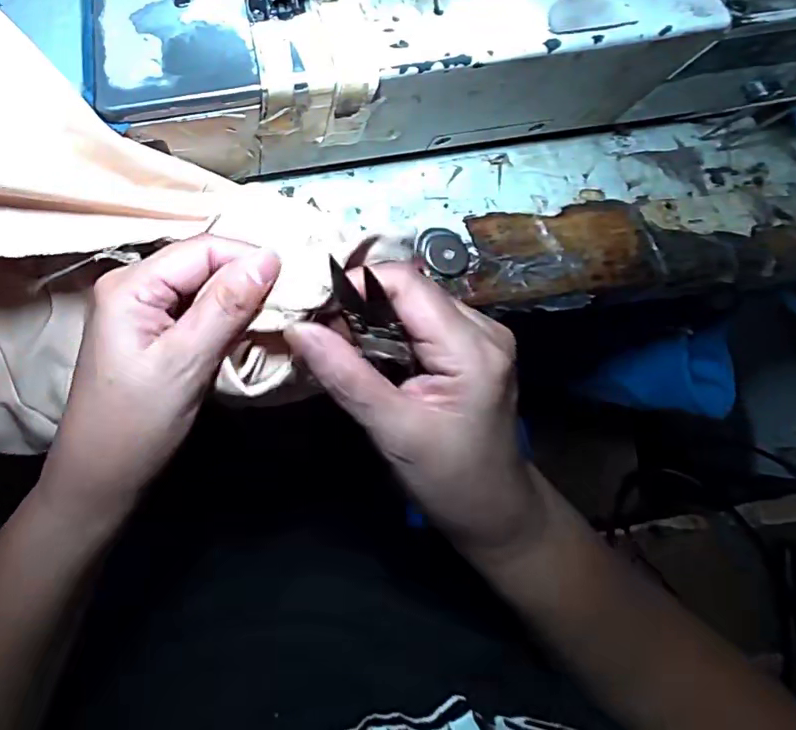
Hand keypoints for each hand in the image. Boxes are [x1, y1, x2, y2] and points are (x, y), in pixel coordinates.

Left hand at [41, 236, 279, 519]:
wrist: (99, 481)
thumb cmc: (136, 426)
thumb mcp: (186, 363)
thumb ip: (226, 306)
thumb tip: (270, 256)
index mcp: (130, 284)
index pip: (203, 249)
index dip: (249, 258)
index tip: (293, 283)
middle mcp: (132, 283)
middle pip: (203, 261)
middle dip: (246, 277)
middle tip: (289, 301)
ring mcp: (140, 305)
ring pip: (203, 283)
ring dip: (238, 297)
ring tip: (274, 315)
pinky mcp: (151, 327)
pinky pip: (196, 305)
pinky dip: (224, 314)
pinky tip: (245, 329)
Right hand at [285, 263, 543, 558]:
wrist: (497, 514)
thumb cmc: (451, 481)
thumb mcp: (393, 431)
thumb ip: (346, 376)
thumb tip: (298, 329)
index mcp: (472, 347)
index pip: (406, 283)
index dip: (356, 284)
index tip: (315, 309)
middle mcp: (482, 327)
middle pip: (408, 289)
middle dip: (358, 304)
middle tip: (320, 332)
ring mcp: (479, 334)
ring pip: (411, 302)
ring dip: (370, 318)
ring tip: (337, 344)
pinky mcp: (469, 345)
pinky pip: (419, 320)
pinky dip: (386, 330)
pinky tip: (366, 354)